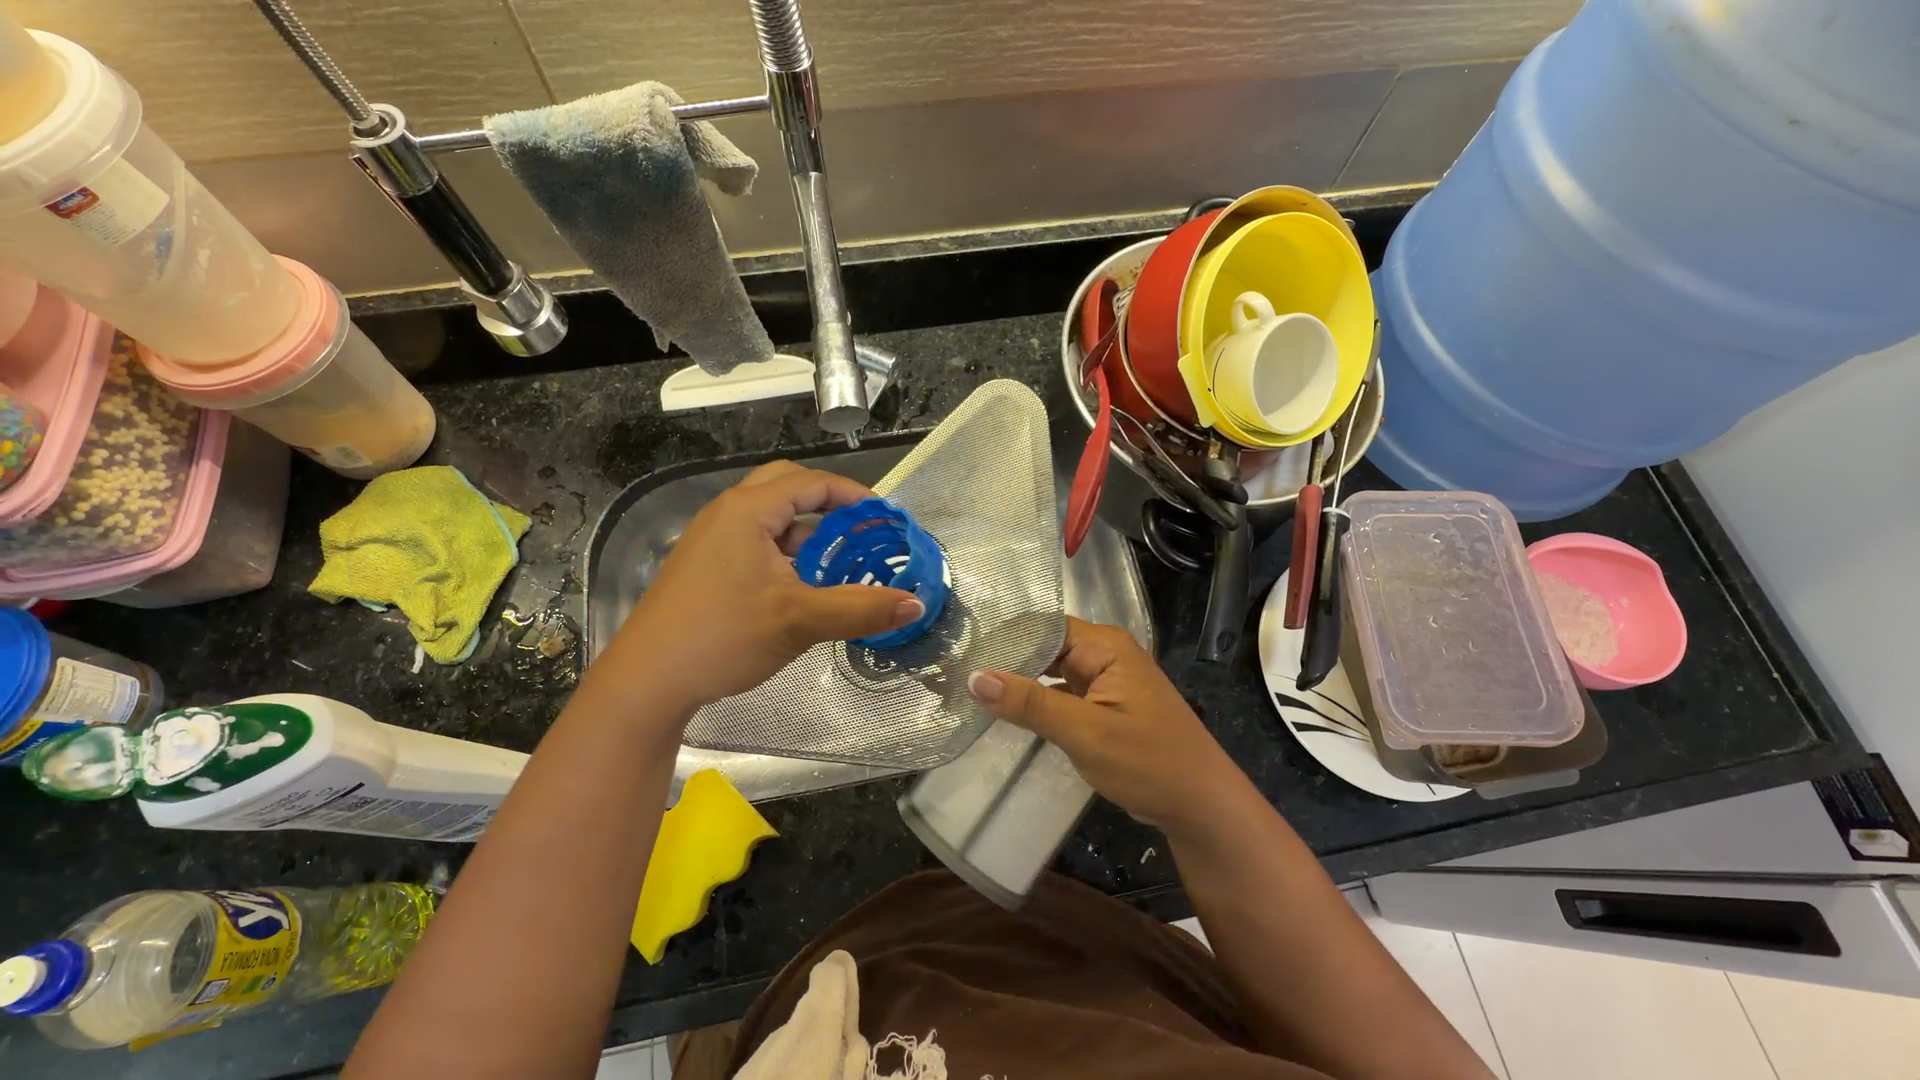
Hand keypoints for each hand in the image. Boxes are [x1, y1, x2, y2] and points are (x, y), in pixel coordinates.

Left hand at [603, 461, 922, 711]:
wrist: (648, 680)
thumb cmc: (723, 636)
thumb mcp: (800, 620)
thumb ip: (862, 608)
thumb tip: (915, 604)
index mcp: (748, 510)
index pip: (811, 481)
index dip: (854, 494)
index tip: (887, 518)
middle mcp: (727, 514)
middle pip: (787, 488)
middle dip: (829, 506)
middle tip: (861, 532)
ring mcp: (711, 540)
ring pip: (770, 520)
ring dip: (807, 534)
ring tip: (838, 565)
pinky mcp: (705, 567)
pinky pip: (755, 544)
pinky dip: (785, 555)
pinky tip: (801, 590)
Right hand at [967, 617, 1255, 836]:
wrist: (1201, 806)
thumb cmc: (1149, 762)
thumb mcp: (1085, 732)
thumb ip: (1030, 703)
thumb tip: (975, 677)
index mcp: (1105, 647)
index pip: (1042, 627)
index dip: (1002, 640)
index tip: (960, 657)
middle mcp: (1105, 655)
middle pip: (1044, 646)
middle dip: (1005, 661)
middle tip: (955, 677)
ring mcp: (1106, 682)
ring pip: (1051, 672)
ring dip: (1018, 682)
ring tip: (970, 693)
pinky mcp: (1104, 708)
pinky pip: (1062, 694)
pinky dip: (1036, 702)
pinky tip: (1006, 713)